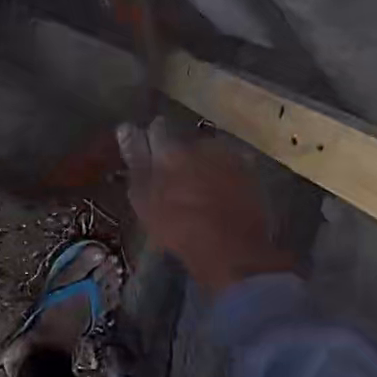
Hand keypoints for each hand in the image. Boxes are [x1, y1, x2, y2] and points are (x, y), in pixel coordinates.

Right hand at [117, 118, 294, 290]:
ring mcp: (229, 156)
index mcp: (169, 150)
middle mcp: (200, 144)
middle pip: (185, 141)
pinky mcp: (251, 172)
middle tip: (174, 177)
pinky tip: (222, 192)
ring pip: (210, 152)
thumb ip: (136, 160)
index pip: (156, 130)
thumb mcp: (144, 199)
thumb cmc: (176, 226)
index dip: (151, 139)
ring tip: (200, 188)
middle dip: (179, 154)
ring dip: (203, 163)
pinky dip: (225, 174)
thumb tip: (126, 128)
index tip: (148, 151)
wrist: (229, 247)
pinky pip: (232, 165)